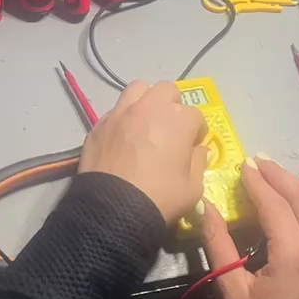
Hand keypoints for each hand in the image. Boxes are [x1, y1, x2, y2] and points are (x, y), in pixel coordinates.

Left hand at [78, 79, 207, 223]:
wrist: (113, 208)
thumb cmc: (160, 197)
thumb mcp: (192, 187)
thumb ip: (199, 162)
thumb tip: (198, 150)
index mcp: (178, 119)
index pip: (195, 115)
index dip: (196, 131)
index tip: (192, 145)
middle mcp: (149, 107)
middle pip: (167, 90)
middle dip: (173, 105)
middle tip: (171, 127)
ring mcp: (121, 113)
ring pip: (137, 89)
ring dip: (146, 101)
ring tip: (146, 123)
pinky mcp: (100, 124)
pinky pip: (115, 111)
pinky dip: (123, 119)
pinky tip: (123, 138)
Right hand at [201, 155, 298, 298]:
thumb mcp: (230, 291)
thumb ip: (218, 244)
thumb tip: (208, 208)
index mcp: (294, 256)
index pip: (276, 206)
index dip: (258, 183)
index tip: (242, 164)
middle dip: (281, 177)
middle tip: (258, 160)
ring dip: (293, 191)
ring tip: (270, 175)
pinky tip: (289, 203)